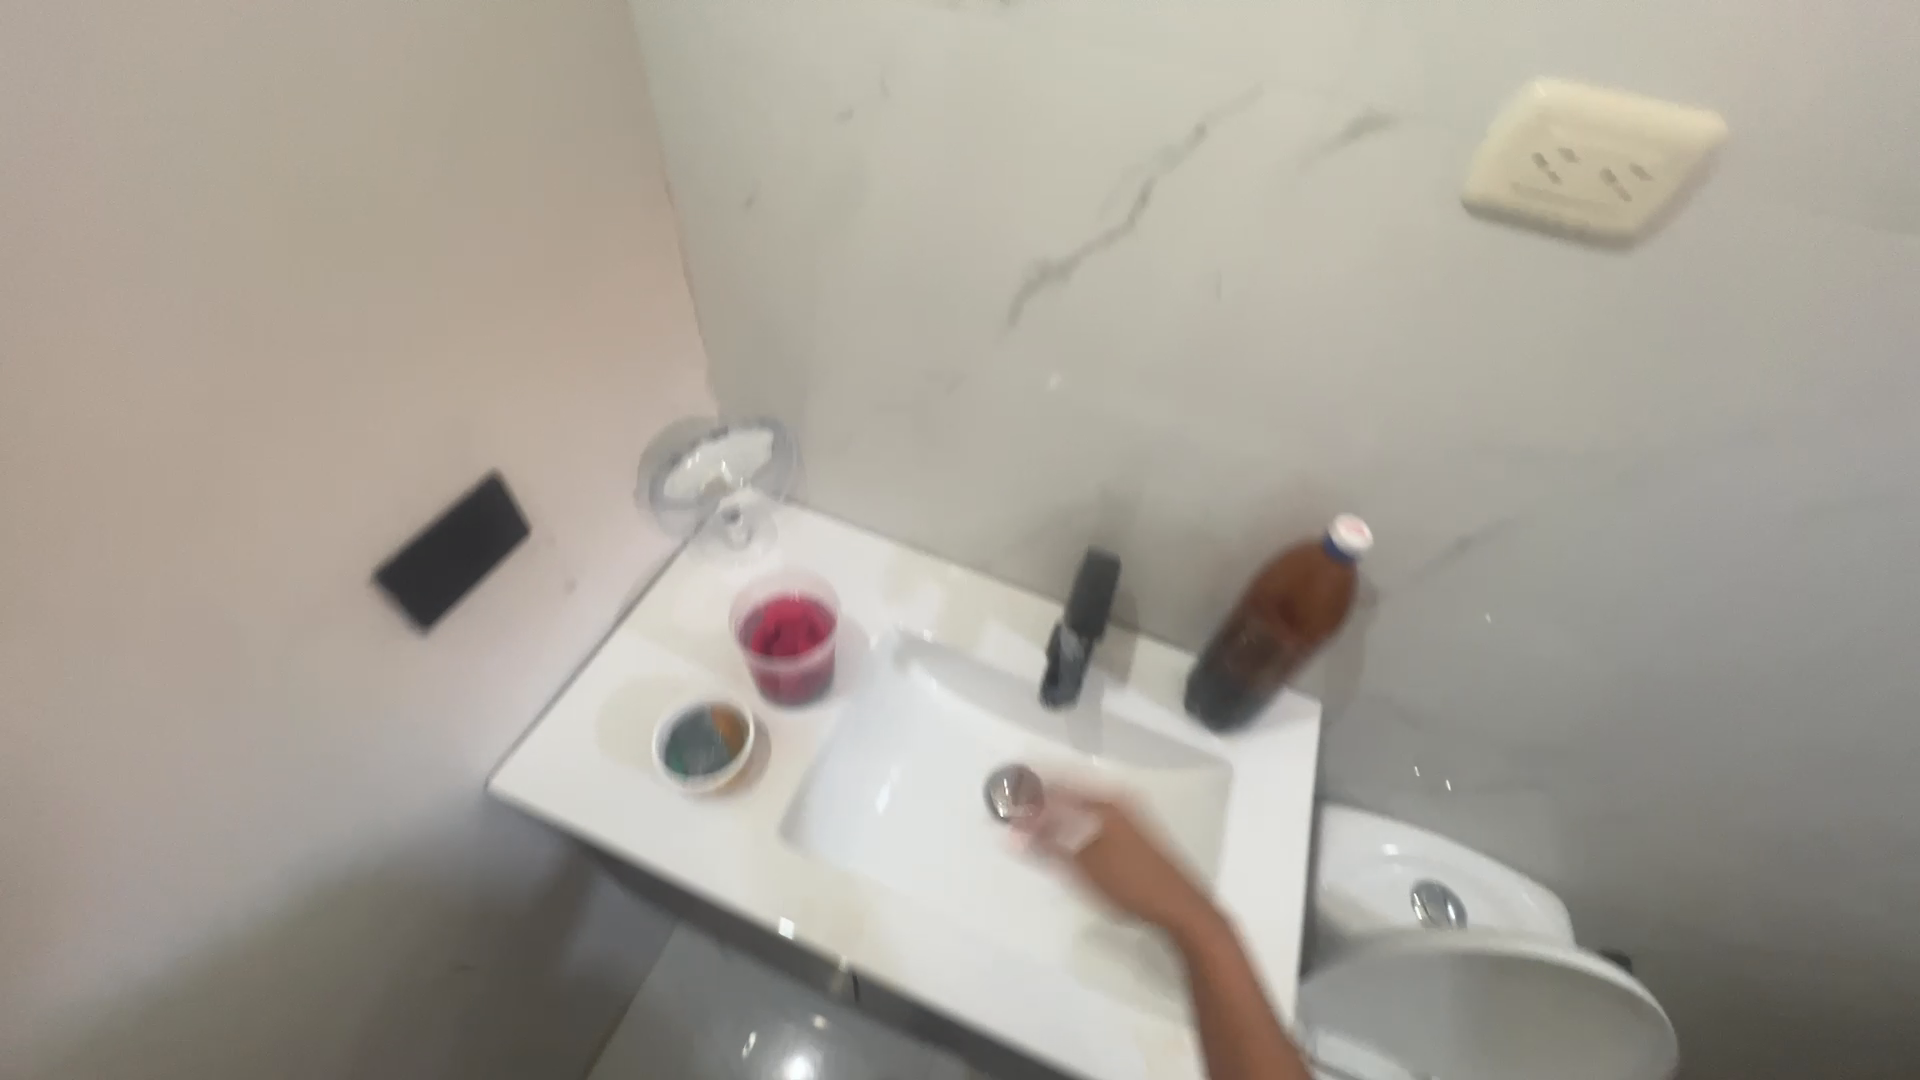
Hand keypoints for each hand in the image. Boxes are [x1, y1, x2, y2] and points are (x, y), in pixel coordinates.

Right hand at [1017, 785, 1218, 933]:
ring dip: (1052, 812)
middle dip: (1036, 799)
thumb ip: (1045, 845)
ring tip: (1028, 826)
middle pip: (1065, 791)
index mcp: (1102, 801)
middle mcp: (1113, 800)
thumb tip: (1010, 832)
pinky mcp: (1129, 832)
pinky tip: (1058, 836)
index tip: (1001, 800)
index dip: (1026, 792)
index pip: (1053, 786)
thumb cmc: (1131, 885)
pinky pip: (1090, 816)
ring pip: (1077, 805)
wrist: (1182, 909)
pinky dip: (1070, 822)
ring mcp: (1124, 815)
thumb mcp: (1082, 866)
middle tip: (1010, 813)